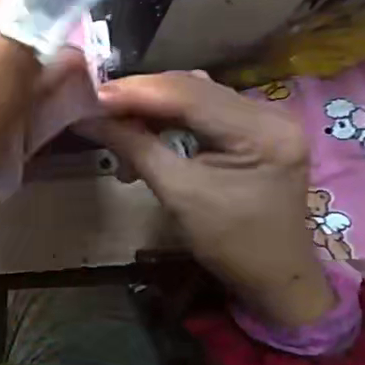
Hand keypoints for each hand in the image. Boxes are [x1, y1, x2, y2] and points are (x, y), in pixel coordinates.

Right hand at [79, 72, 334, 325]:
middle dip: (140, 96)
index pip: (187, 94)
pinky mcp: (256, 127)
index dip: (134, 92)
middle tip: (94, 106)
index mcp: (260, 130)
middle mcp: (268, 111)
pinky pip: (204, 109)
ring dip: (152, 105)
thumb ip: (135, 147)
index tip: (90, 97)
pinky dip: (169, 116)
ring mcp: (265, 117)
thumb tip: (90, 118)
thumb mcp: (178, 194)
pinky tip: (144, 128)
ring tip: (114, 119)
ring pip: (195, 95)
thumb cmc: (230, 243)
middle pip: (191, 88)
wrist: (275, 276)